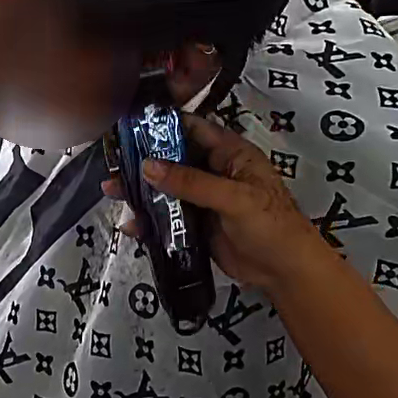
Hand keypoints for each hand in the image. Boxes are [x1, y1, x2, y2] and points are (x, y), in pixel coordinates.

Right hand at [108, 118, 331, 292]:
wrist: (284, 272)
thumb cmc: (271, 226)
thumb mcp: (234, 198)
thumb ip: (191, 182)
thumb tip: (149, 166)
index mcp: (231, 154)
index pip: (194, 129)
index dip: (165, 125)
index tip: (132, 126)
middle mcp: (215, 172)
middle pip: (174, 160)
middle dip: (144, 161)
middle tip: (115, 164)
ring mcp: (204, 200)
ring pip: (167, 190)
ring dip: (142, 191)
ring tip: (113, 192)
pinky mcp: (197, 225)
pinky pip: (169, 218)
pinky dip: (150, 220)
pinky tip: (131, 225)